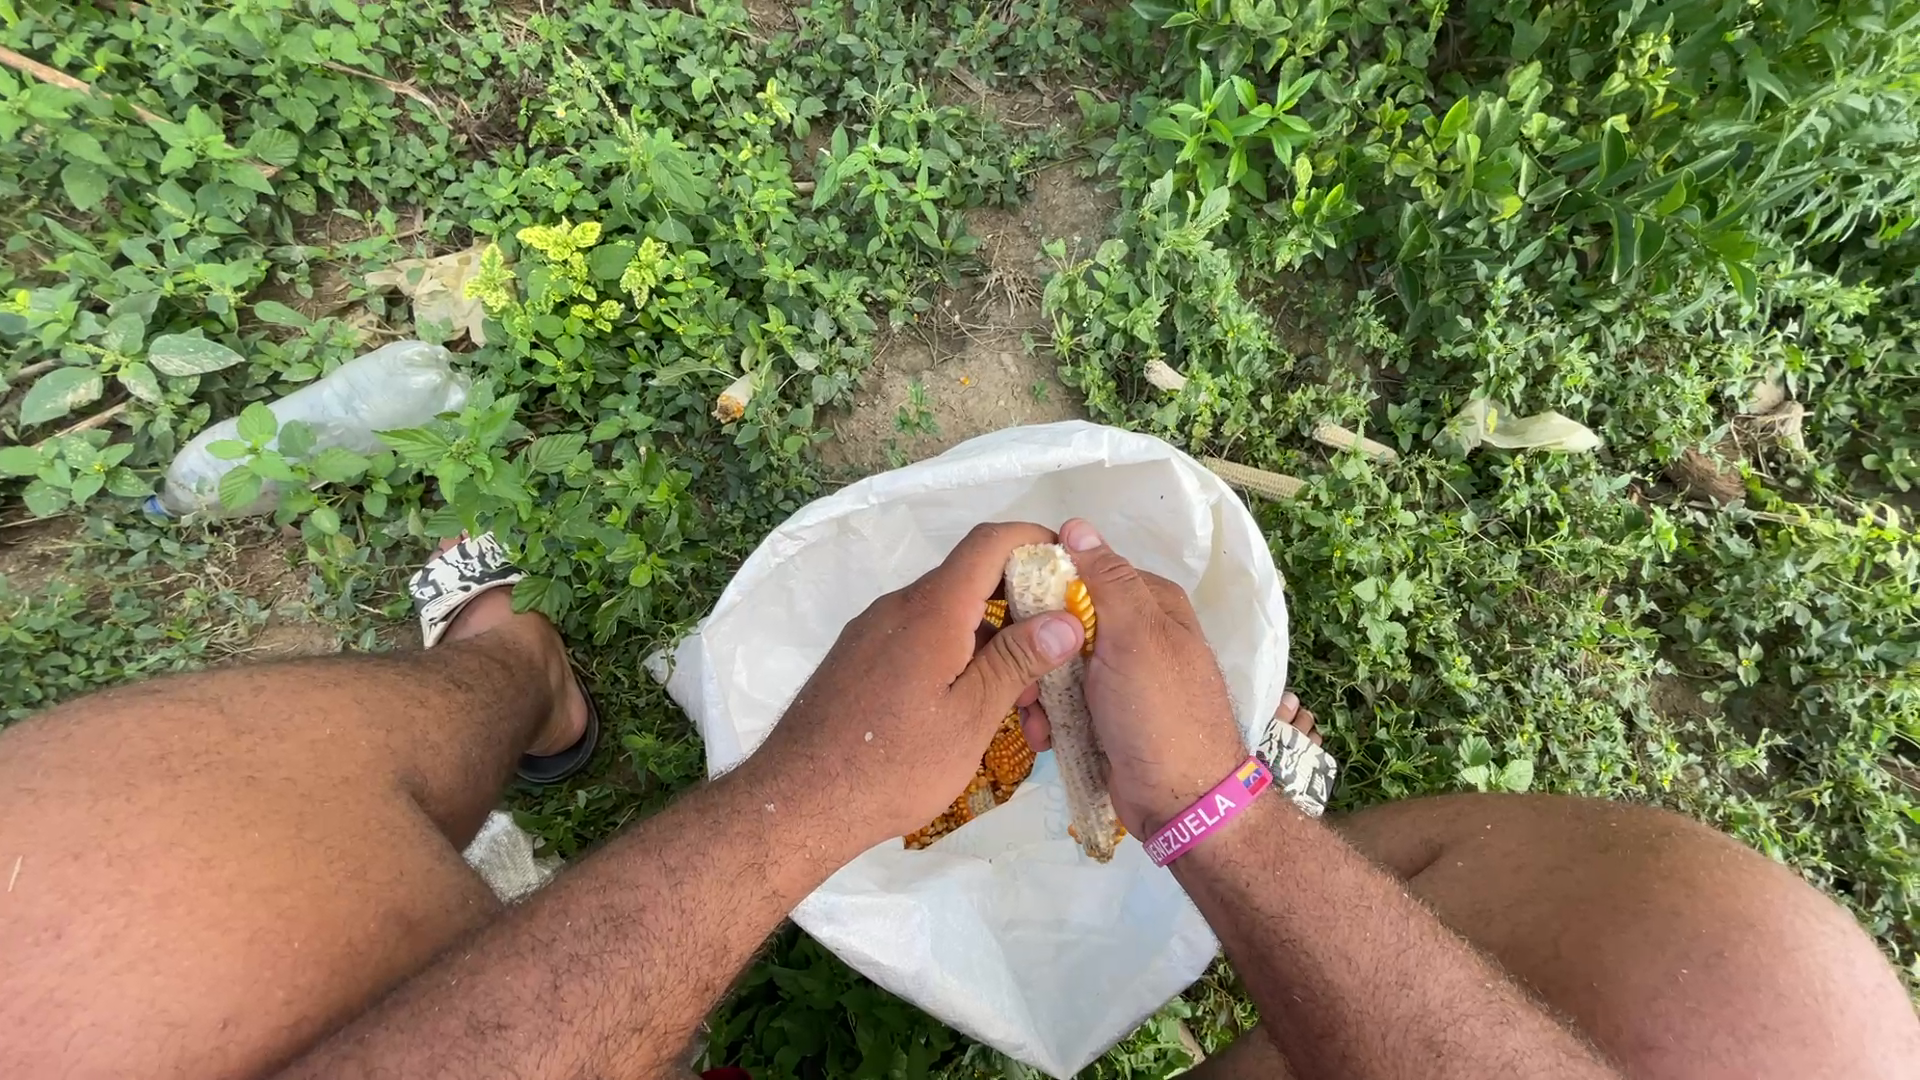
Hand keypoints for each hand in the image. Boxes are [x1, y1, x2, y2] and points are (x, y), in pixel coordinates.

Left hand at [747, 522, 1087, 849]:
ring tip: (1020, 707)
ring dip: (991, 645)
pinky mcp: (861, 655)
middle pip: (972, 580)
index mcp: (931, 610)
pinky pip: (921, 638)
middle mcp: (900, 606)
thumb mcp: (969, 719)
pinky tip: (969, 708)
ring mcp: (874, 629)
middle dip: (1021, 610)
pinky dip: (957, 657)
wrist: (797, 802)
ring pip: (948, 617)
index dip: (1034, 541)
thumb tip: (1067, 618)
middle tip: (1054, 662)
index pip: (989, 542)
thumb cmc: (892, 765)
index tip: (1069, 569)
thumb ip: (1017, 662)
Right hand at [1033, 518, 1249, 836]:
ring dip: (1038, 690)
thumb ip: (1106, 580)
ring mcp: (1120, 676)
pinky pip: (1065, 699)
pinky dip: (1051, 715)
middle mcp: (1136, 633)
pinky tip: (1045, 736)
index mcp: (1150, 602)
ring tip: (1033, 717)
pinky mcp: (1106, 712)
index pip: (1085, 573)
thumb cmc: (1158, 712)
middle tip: (1022, 680)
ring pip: (1058, 664)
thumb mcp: (1134, 637)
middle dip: (1036, 651)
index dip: (1046, 590)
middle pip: (1065, 621)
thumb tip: (1075, 523)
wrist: (1180, 804)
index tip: (1015, 615)